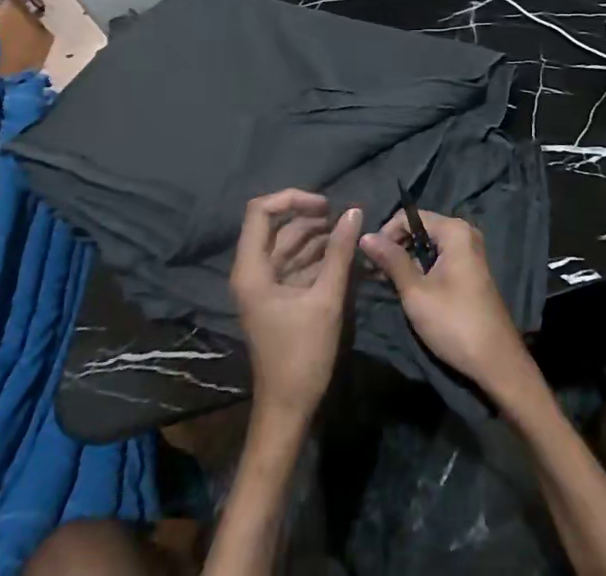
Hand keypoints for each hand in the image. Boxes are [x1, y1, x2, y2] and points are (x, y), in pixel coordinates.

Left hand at [230, 189, 360, 417]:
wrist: (289, 405)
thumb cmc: (302, 353)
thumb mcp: (326, 298)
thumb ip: (339, 252)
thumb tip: (354, 211)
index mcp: (252, 269)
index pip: (260, 211)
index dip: (292, 199)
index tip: (326, 206)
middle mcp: (253, 272)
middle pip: (278, 226)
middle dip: (311, 218)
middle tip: (345, 220)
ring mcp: (266, 286)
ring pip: (289, 245)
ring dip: (318, 237)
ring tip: (350, 236)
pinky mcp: (280, 298)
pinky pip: (297, 265)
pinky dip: (319, 257)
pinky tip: (345, 257)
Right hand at [360, 210, 535, 396]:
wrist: (494, 358)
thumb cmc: (453, 322)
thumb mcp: (416, 291)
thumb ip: (392, 260)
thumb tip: (365, 236)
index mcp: (455, 231)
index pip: (410, 216)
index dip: (386, 234)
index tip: (369, 260)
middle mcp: (465, 233)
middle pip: (420, 228)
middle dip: (395, 246)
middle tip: (375, 274)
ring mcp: (470, 252)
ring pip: (428, 245)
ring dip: (406, 259)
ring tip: (386, 282)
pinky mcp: (470, 269)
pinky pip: (440, 257)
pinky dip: (421, 267)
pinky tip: (408, 287)